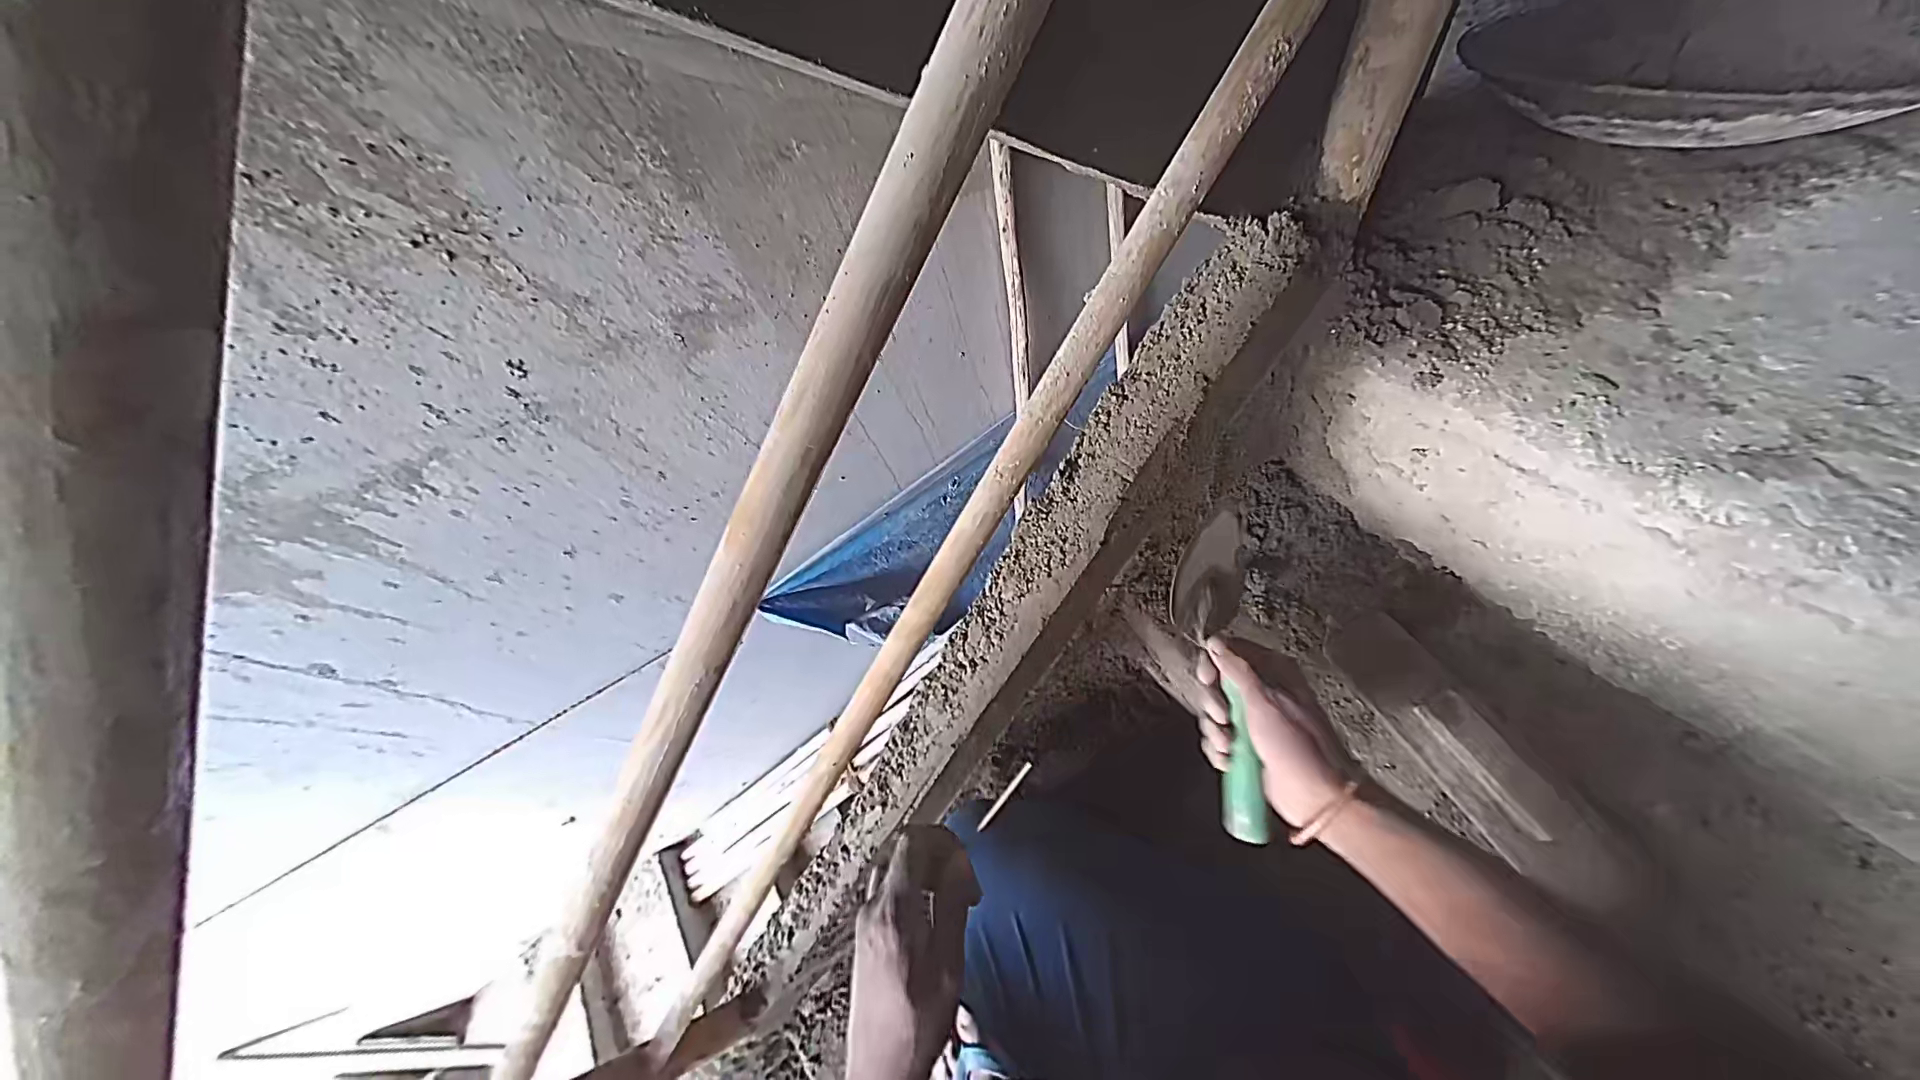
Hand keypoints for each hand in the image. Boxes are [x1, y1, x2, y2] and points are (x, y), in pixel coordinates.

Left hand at [849, 826, 979, 1079]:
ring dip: (925, 869)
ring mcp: (865, 920)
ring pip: (894, 867)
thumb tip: (959, 862)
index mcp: (893, 909)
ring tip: (952, 894)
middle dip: (936, 852)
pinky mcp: (866, 933)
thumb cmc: (917, 1024)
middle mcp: (872, 907)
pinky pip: (888, 889)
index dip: (943, 839)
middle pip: (902, 848)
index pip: (912, 841)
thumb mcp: (948, 964)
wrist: (880, 1066)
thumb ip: (952, 905)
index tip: (965, 860)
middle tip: (963, 878)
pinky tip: (932, 912)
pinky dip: (913, 885)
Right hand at [1195, 636, 1351, 826]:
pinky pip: (1215, 739)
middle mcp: (1261, 694)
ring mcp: (1252, 721)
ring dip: (1215, 733)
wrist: (1313, 798)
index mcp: (1272, 675)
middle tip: (1225, 720)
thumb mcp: (1264, 703)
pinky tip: (1231, 761)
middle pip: (1214, 684)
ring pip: (1212, 714)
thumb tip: (1216, 643)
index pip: (1229, 653)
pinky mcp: (1244, 745)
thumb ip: (1237, 670)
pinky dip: (1218, 751)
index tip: (1209, 680)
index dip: (1213, 664)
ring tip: (1231, 747)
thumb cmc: (1298, 748)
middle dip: (1213, 705)